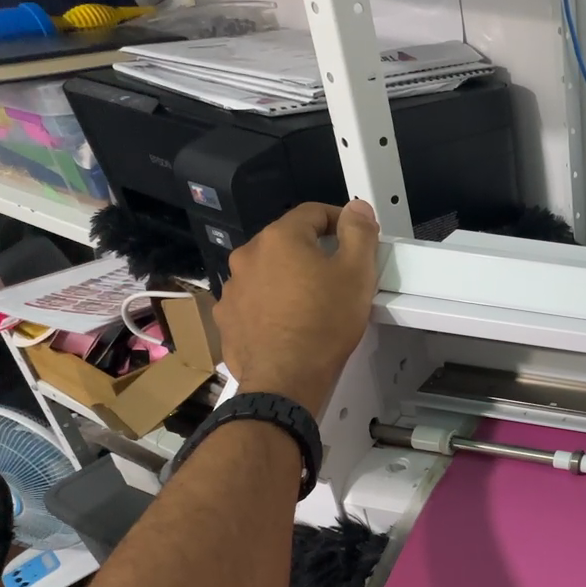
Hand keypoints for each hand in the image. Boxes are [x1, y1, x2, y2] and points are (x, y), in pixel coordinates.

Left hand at [214, 201, 380, 415]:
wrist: (286, 379)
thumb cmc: (326, 321)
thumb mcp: (357, 274)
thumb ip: (359, 233)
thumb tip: (357, 207)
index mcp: (280, 238)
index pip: (312, 212)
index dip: (339, 220)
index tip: (357, 238)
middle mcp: (248, 255)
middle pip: (286, 241)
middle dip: (313, 251)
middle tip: (339, 275)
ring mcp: (232, 287)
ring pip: (268, 271)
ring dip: (289, 277)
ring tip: (313, 303)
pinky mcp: (226, 318)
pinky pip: (253, 300)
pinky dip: (271, 303)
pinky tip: (289, 323)